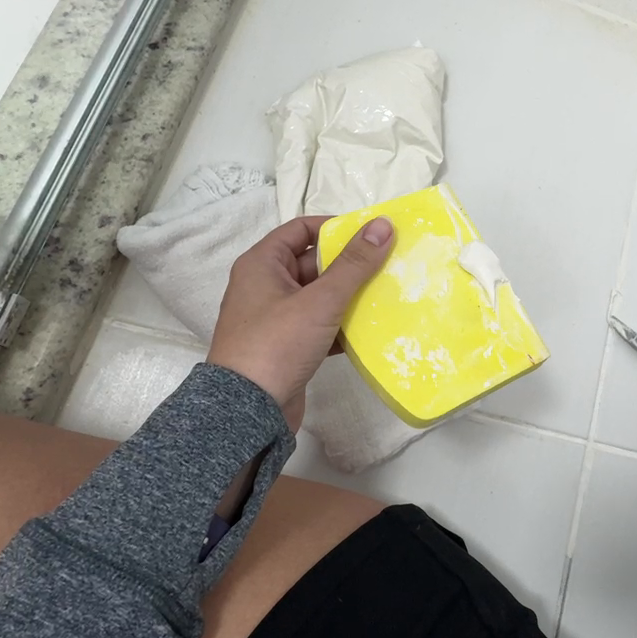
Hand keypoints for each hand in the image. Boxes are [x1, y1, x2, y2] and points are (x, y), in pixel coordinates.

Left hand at [207, 215, 392, 412]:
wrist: (248, 412)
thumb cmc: (277, 344)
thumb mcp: (320, 300)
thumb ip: (354, 263)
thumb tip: (384, 224)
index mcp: (262, 264)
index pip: (301, 229)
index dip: (336, 228)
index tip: (371, 235)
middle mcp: (265, 285)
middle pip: (313, 262)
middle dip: (350, 264)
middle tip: (388, 264)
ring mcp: (275, 318)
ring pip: (320, 295)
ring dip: (350, 295)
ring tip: (387, 294)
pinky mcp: (287, 345)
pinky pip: (320, 324)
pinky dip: (342, 324)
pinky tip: (371, 329)